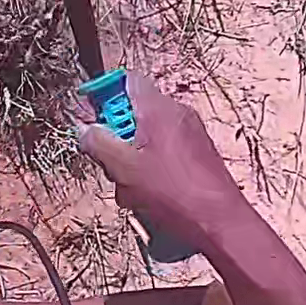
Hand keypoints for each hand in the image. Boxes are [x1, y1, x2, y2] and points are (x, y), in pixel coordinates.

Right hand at [77, 74, 246, 250]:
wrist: (221, 223)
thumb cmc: (173, 192)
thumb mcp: (123, 167)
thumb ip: (98, 142)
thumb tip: (84, 130)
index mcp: (159, 109)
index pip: (125, 81)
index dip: (102, 95)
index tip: (88, 119)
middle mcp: (176, 114)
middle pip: (132, 111)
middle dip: (113, 135)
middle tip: (106, 160)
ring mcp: (189, 134)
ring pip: (144, 134)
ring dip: (128, 156)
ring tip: (127, 184)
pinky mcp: (195, 154)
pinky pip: (160, 150)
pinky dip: (146, 166)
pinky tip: (144, 193)